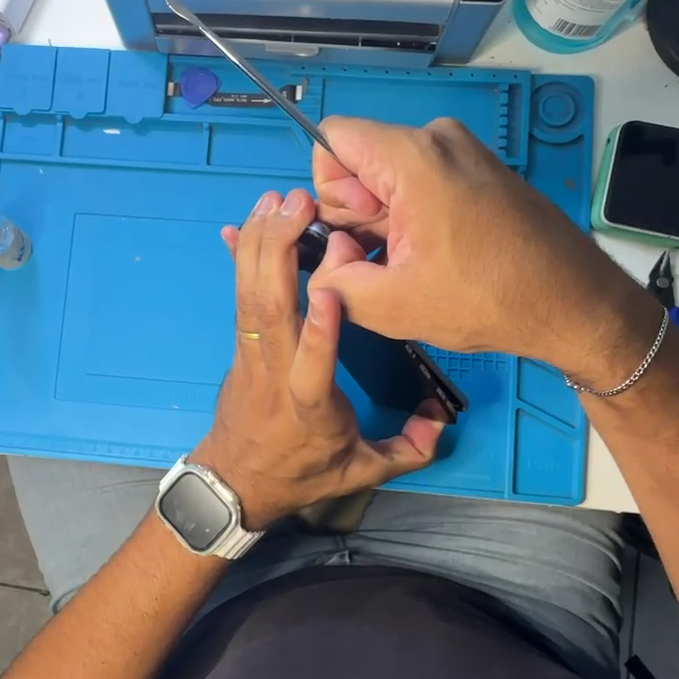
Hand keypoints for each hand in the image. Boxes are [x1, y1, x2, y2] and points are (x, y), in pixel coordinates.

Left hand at [192, 187, 446, 529]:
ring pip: (249, 295)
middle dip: (278, 254)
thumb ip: (405, 449)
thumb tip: (442, 420)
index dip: (318, 332)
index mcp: (307, 406)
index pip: (310, 369)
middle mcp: (273, 373)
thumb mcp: (360, 472)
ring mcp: (249, 354)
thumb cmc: (300, 472)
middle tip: (297, 204)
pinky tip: (240, 223)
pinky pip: (239, 294)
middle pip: (270, 312)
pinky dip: (239, 257)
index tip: (327, 289)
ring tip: (274, 199)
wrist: (235, 480)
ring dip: (258, 242)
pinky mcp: (239, 342)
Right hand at [309, 116, 662, 388]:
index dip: (329, 190)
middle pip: (359, 161)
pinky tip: (438, 257)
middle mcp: (437, 138)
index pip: (331, 138)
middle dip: (358, 215)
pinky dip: (414, 219)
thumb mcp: (390, 306)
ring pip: (388, 177)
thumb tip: (326, 260)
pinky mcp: (480, 170)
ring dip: (386, 224)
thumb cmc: (486, 300)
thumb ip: (332, 282)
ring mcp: (464, 151)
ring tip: (418, 265)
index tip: (359, 233)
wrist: (573, 302)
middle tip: (391, 260)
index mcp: (413, 157)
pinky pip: (419, 183)